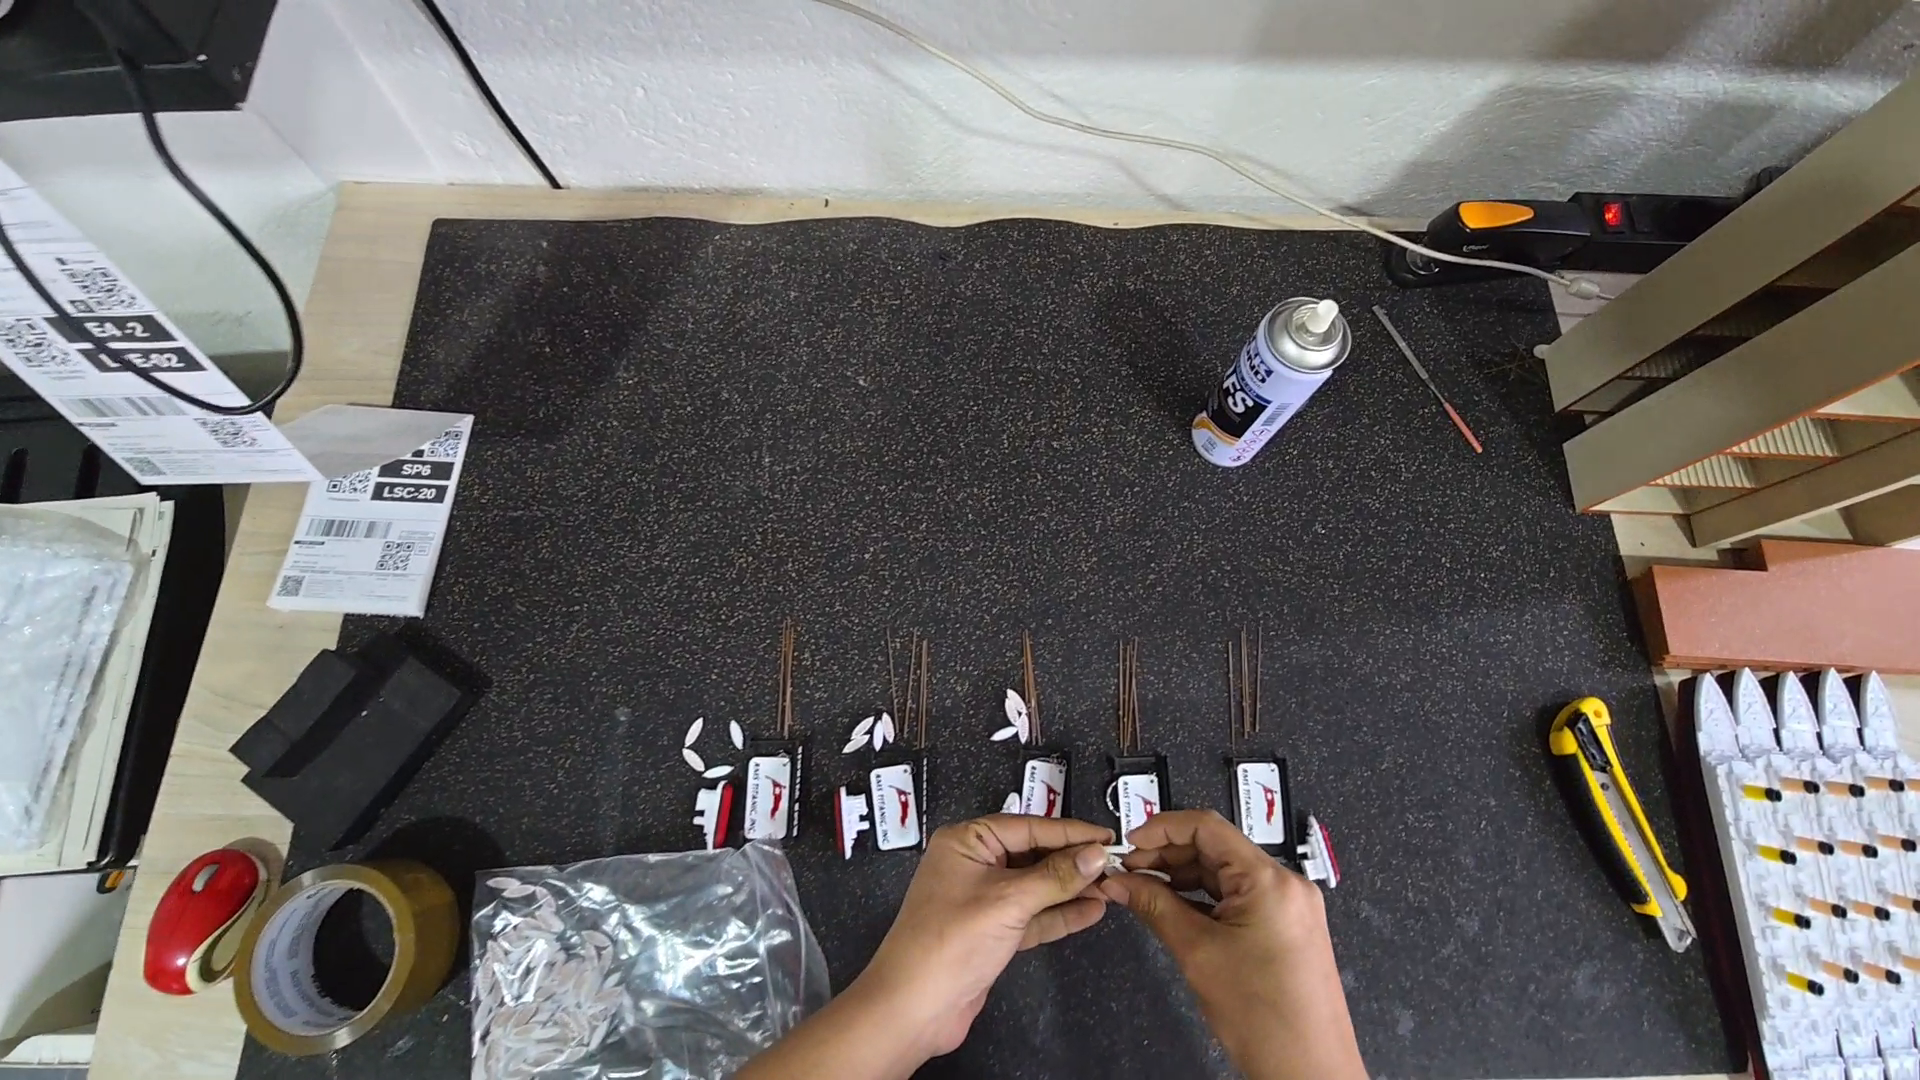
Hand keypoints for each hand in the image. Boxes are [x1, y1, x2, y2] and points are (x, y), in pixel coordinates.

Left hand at [861, 814, 1113, 1057]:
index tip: (1108, 836)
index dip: (1069, 831)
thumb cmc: (955, 939)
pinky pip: (1032, 914)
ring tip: (1112, 887)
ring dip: (1071, 888)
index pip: (1027, 827)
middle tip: (1115, 863)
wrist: (915, 1007)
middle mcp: (975, 862)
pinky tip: (1091, 910)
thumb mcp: (1008, 901)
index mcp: (967, 841)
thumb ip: (1055, 876)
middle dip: (1072, 861)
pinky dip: (1059, 913)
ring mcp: (984, 898)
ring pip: (1035, 886)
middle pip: (1032, 854)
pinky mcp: (993, 931)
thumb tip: (1096, 852)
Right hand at [1101, 810, 1366, 1079]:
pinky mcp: (1287, 927)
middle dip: (1168, 856)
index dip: (1162, 828)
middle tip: (1128, 871)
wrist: (1310, 1077)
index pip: (1207, 826)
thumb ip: (1154, 905)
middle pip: (1215, 847)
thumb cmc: (1262, 1018)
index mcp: (1269, 880)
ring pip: (1225, 872)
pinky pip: (1238, 896)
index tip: (1130, 844)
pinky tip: (1173, 908)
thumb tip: (1118, 881)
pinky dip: (1203, 897)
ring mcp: (1289, 906)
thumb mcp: (1197, 953)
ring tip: (1144, 890)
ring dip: (1183, 876)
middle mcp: (1285, 884)